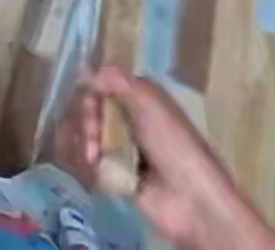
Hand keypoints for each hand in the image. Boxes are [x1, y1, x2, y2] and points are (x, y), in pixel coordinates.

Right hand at [74, 67, 274, 249]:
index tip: (89, 105)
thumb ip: (115, 79)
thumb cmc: (174, 145)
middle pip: (90, 108)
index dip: (90, 92)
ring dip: (83, 142)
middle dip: (86, 120)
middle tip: (93, 139)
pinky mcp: (115, 176)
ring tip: (91, 158)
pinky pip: (89, 161)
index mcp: (139, 97)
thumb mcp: (148, 100)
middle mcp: (129, 118)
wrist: (193, 203)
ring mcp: (121, 148)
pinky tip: (87, 167)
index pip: (100, 84)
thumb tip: (86, 72)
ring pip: (86, 133)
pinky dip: (82, 161)